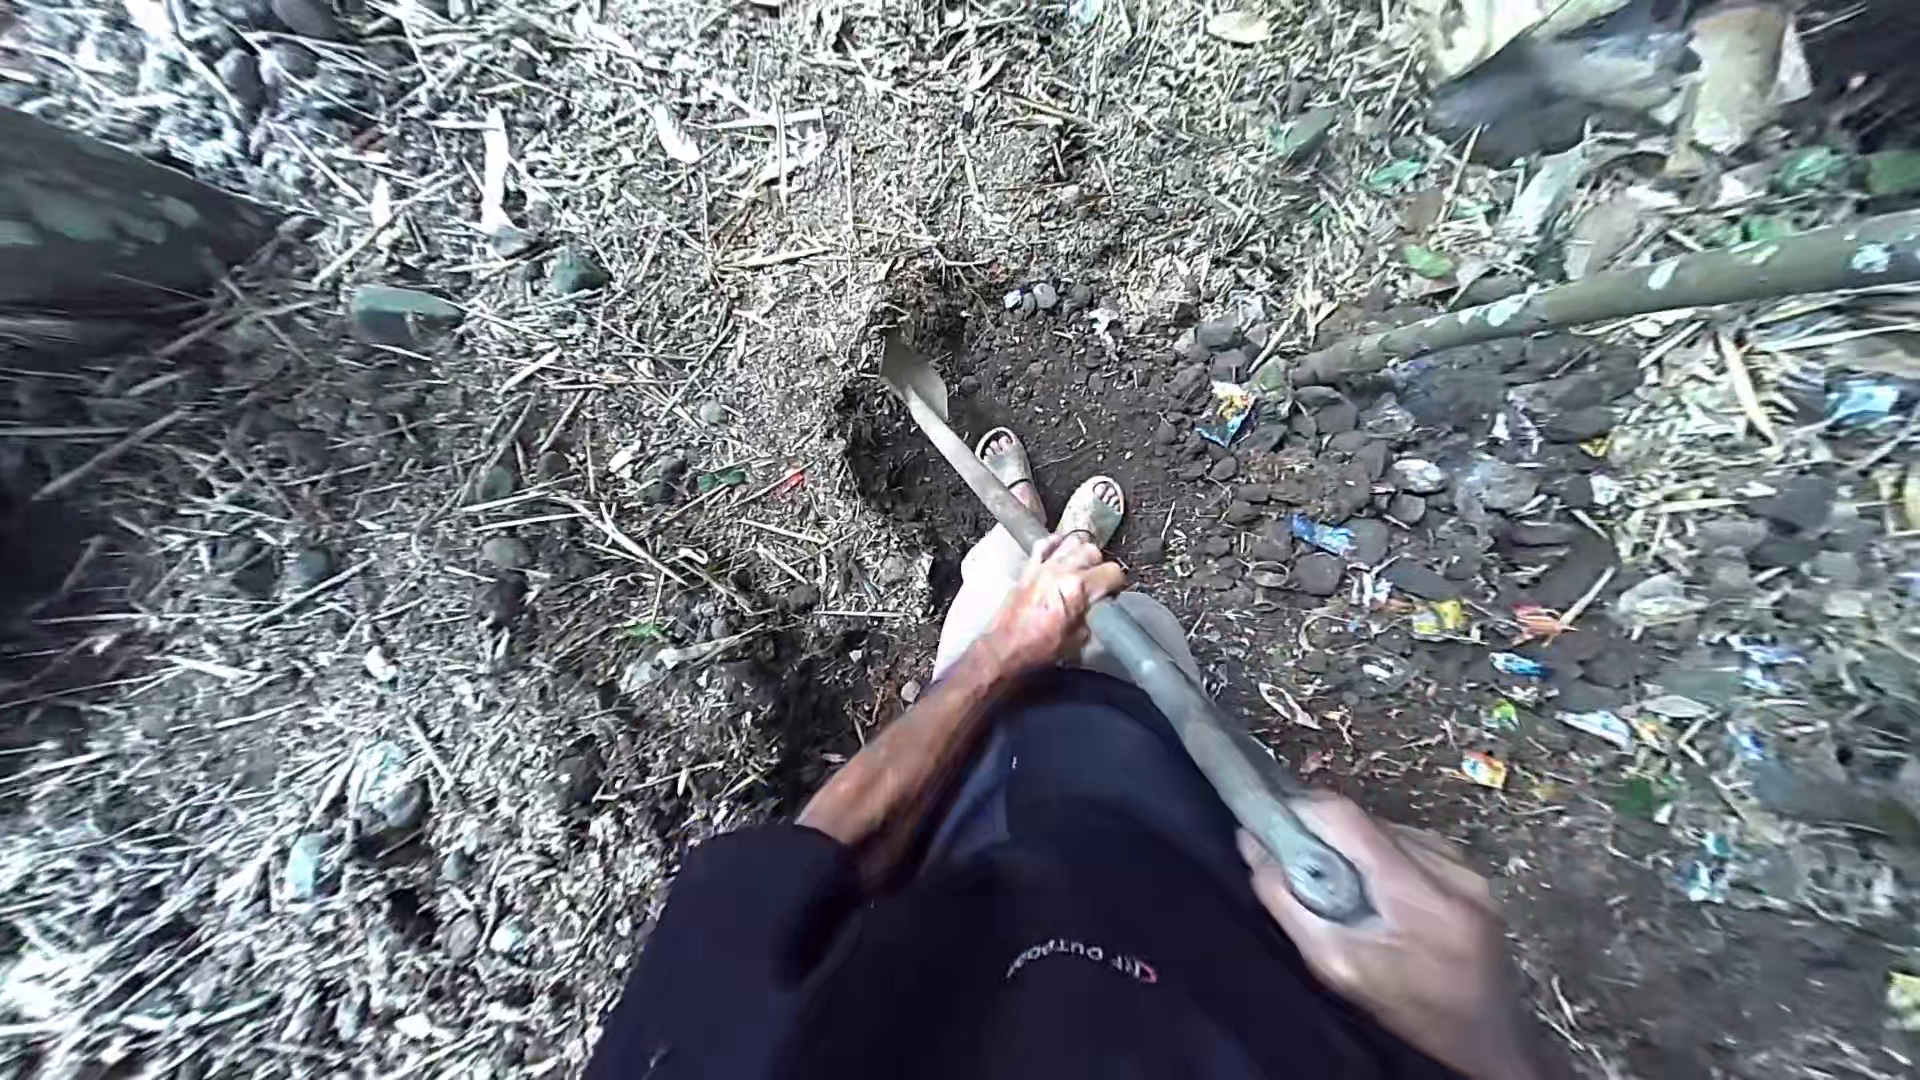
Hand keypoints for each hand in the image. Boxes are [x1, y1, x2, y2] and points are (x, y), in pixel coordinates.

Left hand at [974, 531, 1125, 676]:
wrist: (1005, 648)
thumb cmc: (1041, 649)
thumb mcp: (1079, 638)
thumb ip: (1094, 614)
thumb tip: (1099, 604)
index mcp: (1077, 588)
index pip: (1112, 571)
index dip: (1115, 584)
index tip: (1111, 594)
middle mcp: (1061, 570)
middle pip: (1093, 551)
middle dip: (1099, 566)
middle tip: (1096, 583)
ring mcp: (1042, 565)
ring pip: (1072, 541)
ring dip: (1079, 553)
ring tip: (1079, 569)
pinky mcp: (1028, 567)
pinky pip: (1044, 543)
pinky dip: (1055, 544)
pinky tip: (1059, 555)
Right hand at [1237, 796, 1556, 1079]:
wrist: (1486, 1049)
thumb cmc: (1408, 1013)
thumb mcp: (1333, 965)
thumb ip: (1284, 899)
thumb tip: (1249, 840)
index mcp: (1422, 897)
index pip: (1345, 815)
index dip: (1298, 808)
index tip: (1268, 823)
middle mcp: (1450, 871)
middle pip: (1361, 817)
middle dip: (1319, 830)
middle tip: (1297, 859)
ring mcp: (1465, 869)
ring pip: (1378, 824)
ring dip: (1346, 842)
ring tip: (1336, 879)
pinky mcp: (1468, 871)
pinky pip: (1401, 838)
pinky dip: (1372, 852)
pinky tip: (1370, 885)